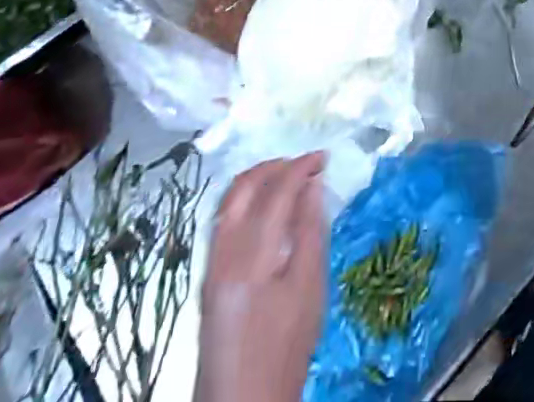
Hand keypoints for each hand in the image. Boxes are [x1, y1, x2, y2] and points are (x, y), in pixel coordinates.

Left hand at [194, 153, 329, 401]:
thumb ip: (310, 231)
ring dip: (259, 180)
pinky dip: (248, 201)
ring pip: (228, 203)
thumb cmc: (286, 344)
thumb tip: (314, 186)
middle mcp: (222, 254)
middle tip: (307, 163)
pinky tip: (271, 206)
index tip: (324, 156)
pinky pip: (225, 222)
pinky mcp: (210, 277)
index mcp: (250, 258)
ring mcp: (211, 265)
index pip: (275, 193)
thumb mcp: (310, 287)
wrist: (243, 397)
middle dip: (274, 167)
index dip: (300, 167)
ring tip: (291, 177)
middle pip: (240, 190)